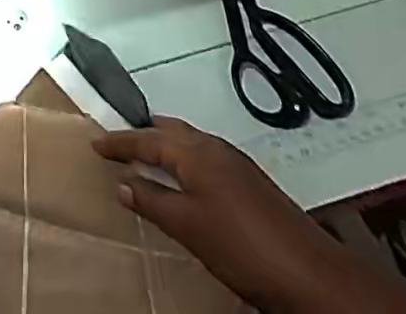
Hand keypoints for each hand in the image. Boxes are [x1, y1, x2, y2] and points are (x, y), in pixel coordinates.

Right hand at [94, 118, 405, 313]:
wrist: (309, 274)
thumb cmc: (240, 244)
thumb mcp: (187, 226)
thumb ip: (153, 201)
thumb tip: (123, 182)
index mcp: (195, 152)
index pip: (147, 139)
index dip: (120, 142)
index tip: (96, 142)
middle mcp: (214, 148)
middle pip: (171, 131)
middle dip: (144, 133)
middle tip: (119, 140)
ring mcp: (236, 163)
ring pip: (190, 141)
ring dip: (166, 144)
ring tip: (146, 154)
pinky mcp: (250, 180)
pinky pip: (205, 154)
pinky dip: (185, 157)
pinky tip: (184, 177)